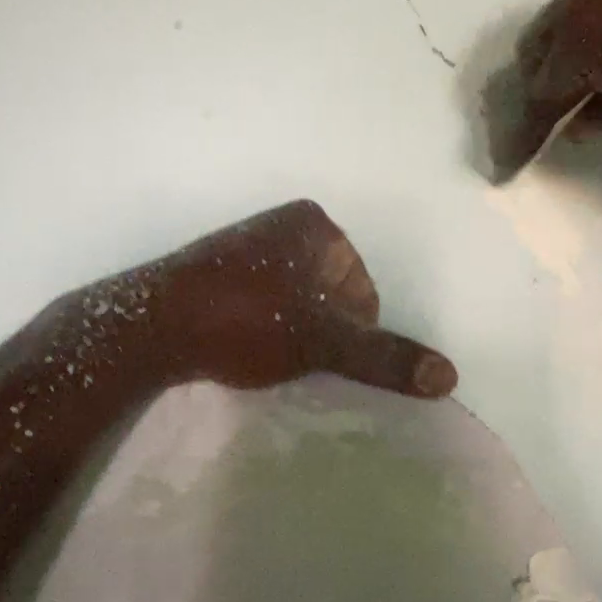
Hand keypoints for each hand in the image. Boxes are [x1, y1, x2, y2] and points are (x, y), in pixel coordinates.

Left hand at [148, 200, 457, 397]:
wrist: (150, 326)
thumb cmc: (244, 322)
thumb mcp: (322, 341)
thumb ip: (383, 357)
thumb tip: (450, 376)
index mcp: (317, 226)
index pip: (364, 294)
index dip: (346, 333)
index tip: (311, 350)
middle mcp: (285, 225)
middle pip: (332, 297)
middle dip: (319, 331)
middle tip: (285, 354)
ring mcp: (249, 244)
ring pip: (298, 304)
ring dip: (291, 333)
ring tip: (260, 353)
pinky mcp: (220, 269)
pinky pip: (264, 302)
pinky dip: (262, 327)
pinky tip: (240, 345)